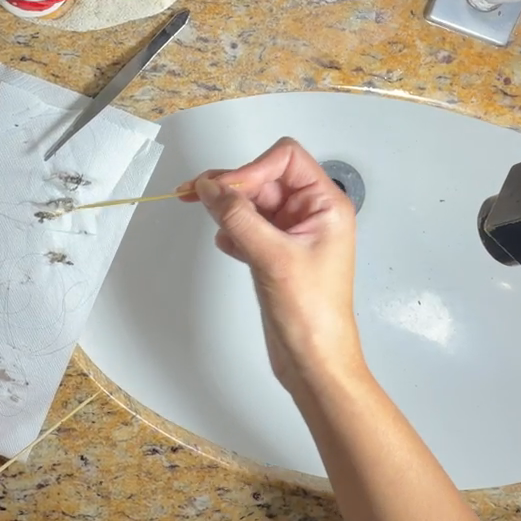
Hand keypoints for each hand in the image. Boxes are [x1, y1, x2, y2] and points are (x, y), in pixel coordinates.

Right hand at [180, 137, 364, 390]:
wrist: (314, 362)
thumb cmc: (312, 315)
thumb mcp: (273, 257)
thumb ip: (238, 217)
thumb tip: (209, 186)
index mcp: (325, 205)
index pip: (285, 159)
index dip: (252, 169)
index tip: (224, 191)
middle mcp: (311, 214)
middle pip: (264, 178)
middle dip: (233, 187)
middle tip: (195, 195)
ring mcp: (292, 234)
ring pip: (253, 202)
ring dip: (229, 209)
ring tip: (215, 224)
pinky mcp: (276, 253)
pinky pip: (248, 226)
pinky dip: (232, 231)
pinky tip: (228, 246)